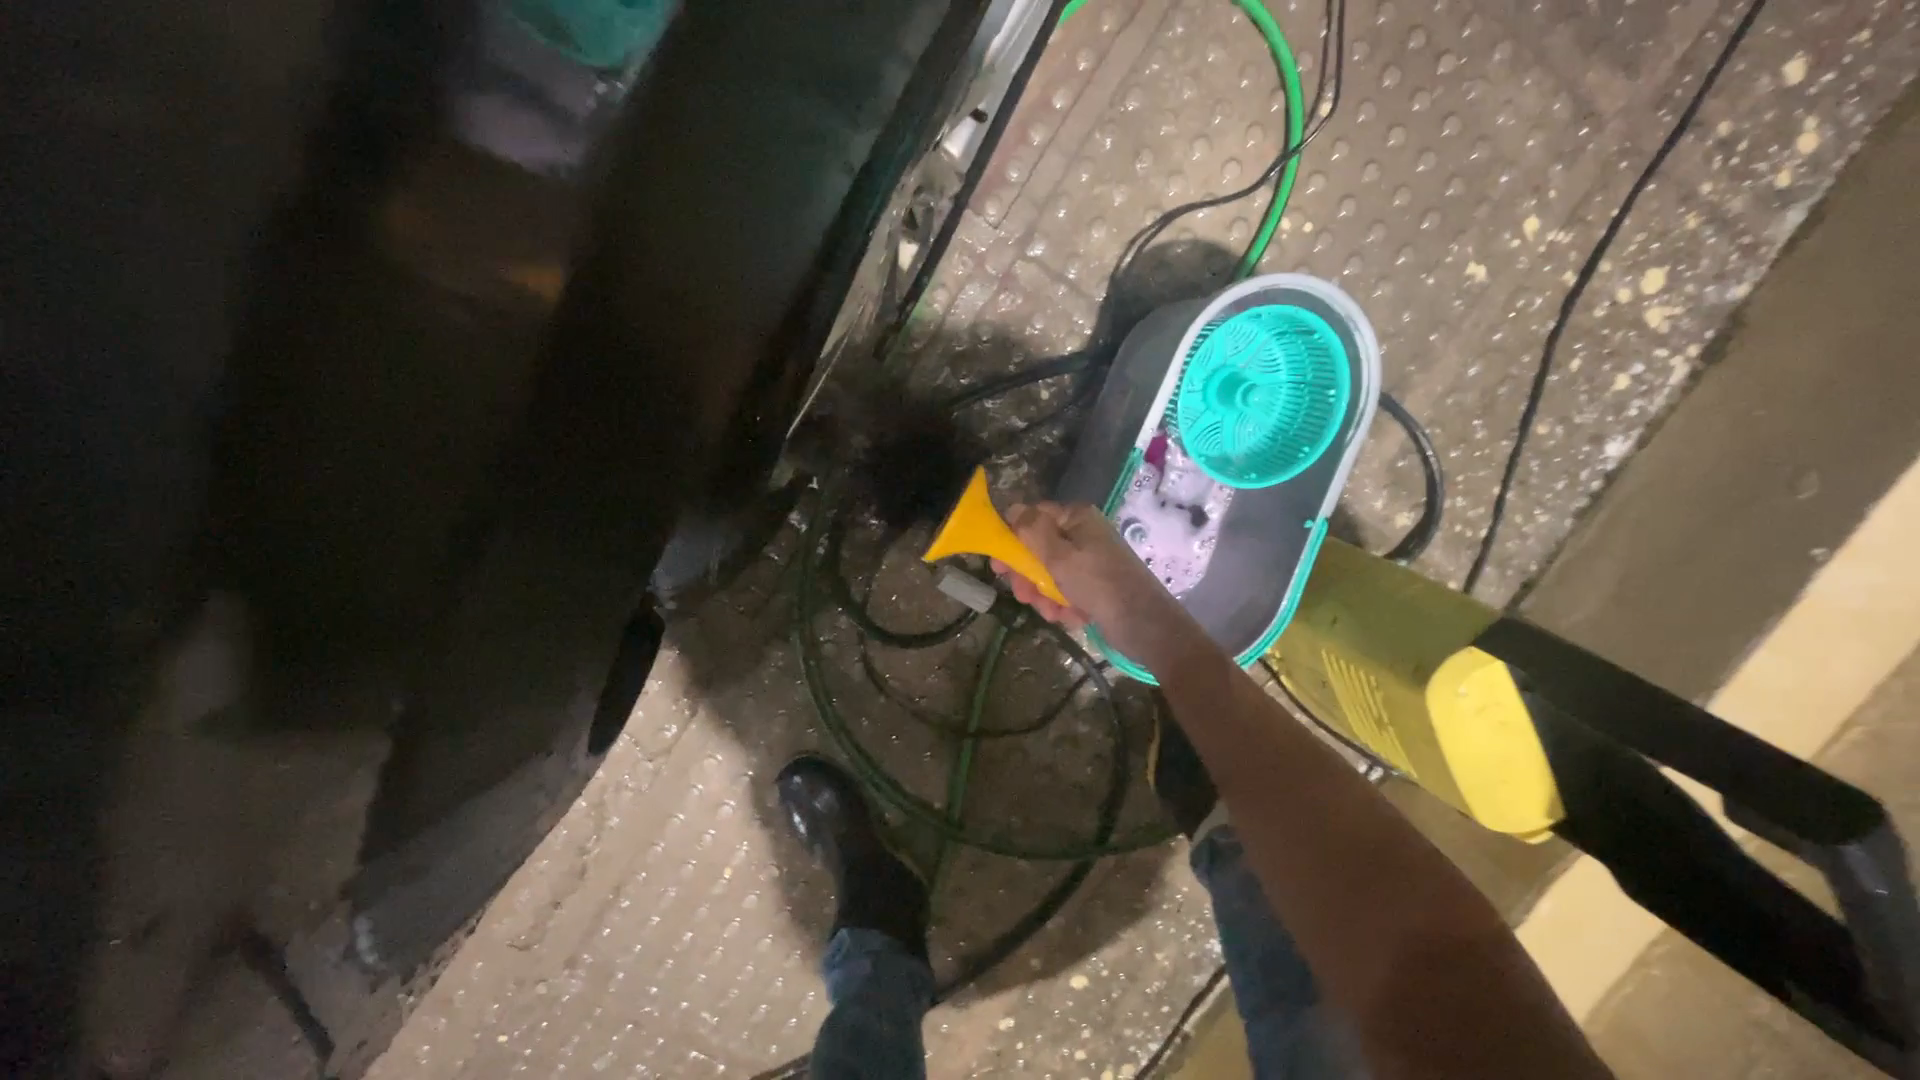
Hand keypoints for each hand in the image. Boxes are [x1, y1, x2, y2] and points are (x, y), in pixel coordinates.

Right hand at [991, 501, 1198, 667]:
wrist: (1145, 625)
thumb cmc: (1100, 585)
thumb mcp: (1060, 557)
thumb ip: (1032, 531)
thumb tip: (1012, 508)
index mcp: (1077, 518)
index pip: (1033, 517)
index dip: (1012, 540)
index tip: (999, 567)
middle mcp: (1083, 534)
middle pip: (1039, 549)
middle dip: (1029, 576)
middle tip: (1025, 597)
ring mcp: (1091, 560)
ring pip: (1050, 574)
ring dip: (1046, 595)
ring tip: (1053, 613)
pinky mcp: (1096, 585)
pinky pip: (1067, 590)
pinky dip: (1064, 605)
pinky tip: (1072, 618)